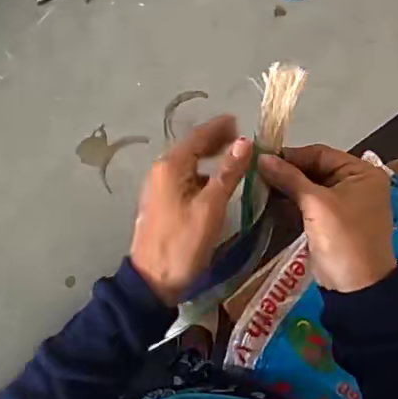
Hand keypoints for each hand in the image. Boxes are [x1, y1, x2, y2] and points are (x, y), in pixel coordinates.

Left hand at [128, 115, 252, 305]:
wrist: (152, 278)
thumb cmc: (183, 243)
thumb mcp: (210, 208)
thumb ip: (227, 173)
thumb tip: (244, 143)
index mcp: (170, 167)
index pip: (197, 138)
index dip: (218, 128)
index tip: (238, 120)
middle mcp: (160, 171)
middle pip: (190, 148)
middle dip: (213, 140)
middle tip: (239, 135)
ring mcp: (158, 187)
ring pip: (186, 163)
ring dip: (208, 156)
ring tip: (232, 154)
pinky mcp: (161, 202)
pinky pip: (183, 177)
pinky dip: (200, 172)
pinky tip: (214, 181)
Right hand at [257, 145, 394, 292]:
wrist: (356, 288)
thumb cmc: (344, 239)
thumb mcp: (316, 204)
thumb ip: (288, 177)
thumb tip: (261, 157)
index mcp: (361, 173)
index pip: (319, 153)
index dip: (290, 155)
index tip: (260, 158)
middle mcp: (354, 183)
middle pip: (312, 168)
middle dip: (284, 172)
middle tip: (255, 172)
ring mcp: (341, 203)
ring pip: (305, 186)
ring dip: (283, 186)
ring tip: (256, 185)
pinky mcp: (328, 220)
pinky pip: (305, 203)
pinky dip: (287, 201)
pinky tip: (265, 200)